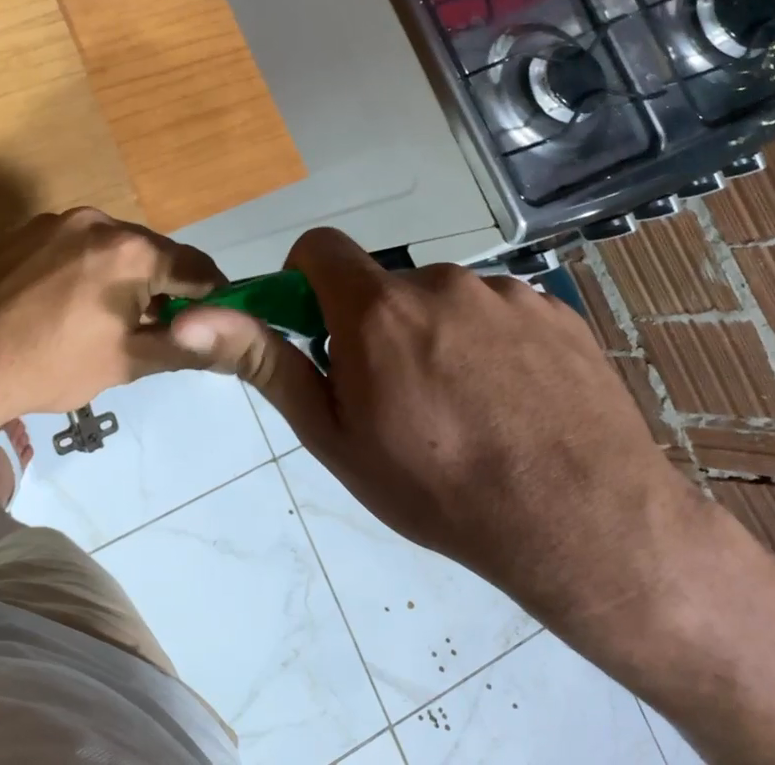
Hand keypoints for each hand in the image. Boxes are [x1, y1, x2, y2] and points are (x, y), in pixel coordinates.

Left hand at [0, 207, 225, 426]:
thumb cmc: (49, 365)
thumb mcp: (125, 362)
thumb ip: (183, 343)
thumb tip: (228, 334)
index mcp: (130, 250)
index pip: (196, 266)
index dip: (211, 297)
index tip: (211, 322)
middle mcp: (96, 221)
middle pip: (151, 251)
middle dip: (161, 286)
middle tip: (154, 329)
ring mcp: (55, 222)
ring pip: (110, 247)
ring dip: (122, 276)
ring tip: (107, 320)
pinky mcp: (25, 232)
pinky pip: (74, 246)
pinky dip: (86, 269)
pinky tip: (69, 304)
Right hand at [168, 227, 702, 620]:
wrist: (589, 527)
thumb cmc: (435, 487)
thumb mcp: (330, 433)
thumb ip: (263, 361)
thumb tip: (185, 319)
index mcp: (375, 309)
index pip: (318, 247)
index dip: (305, 280)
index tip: (318, 333)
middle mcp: (440, 283)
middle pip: (382, 285)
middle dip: (373, 325)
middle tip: (393, 397)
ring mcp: (509, 295)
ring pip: (442, 300)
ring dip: (433, 334)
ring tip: (463, 408)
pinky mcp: (561, 313)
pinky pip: (499, 312)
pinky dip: (489, 343)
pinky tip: (512, 402)